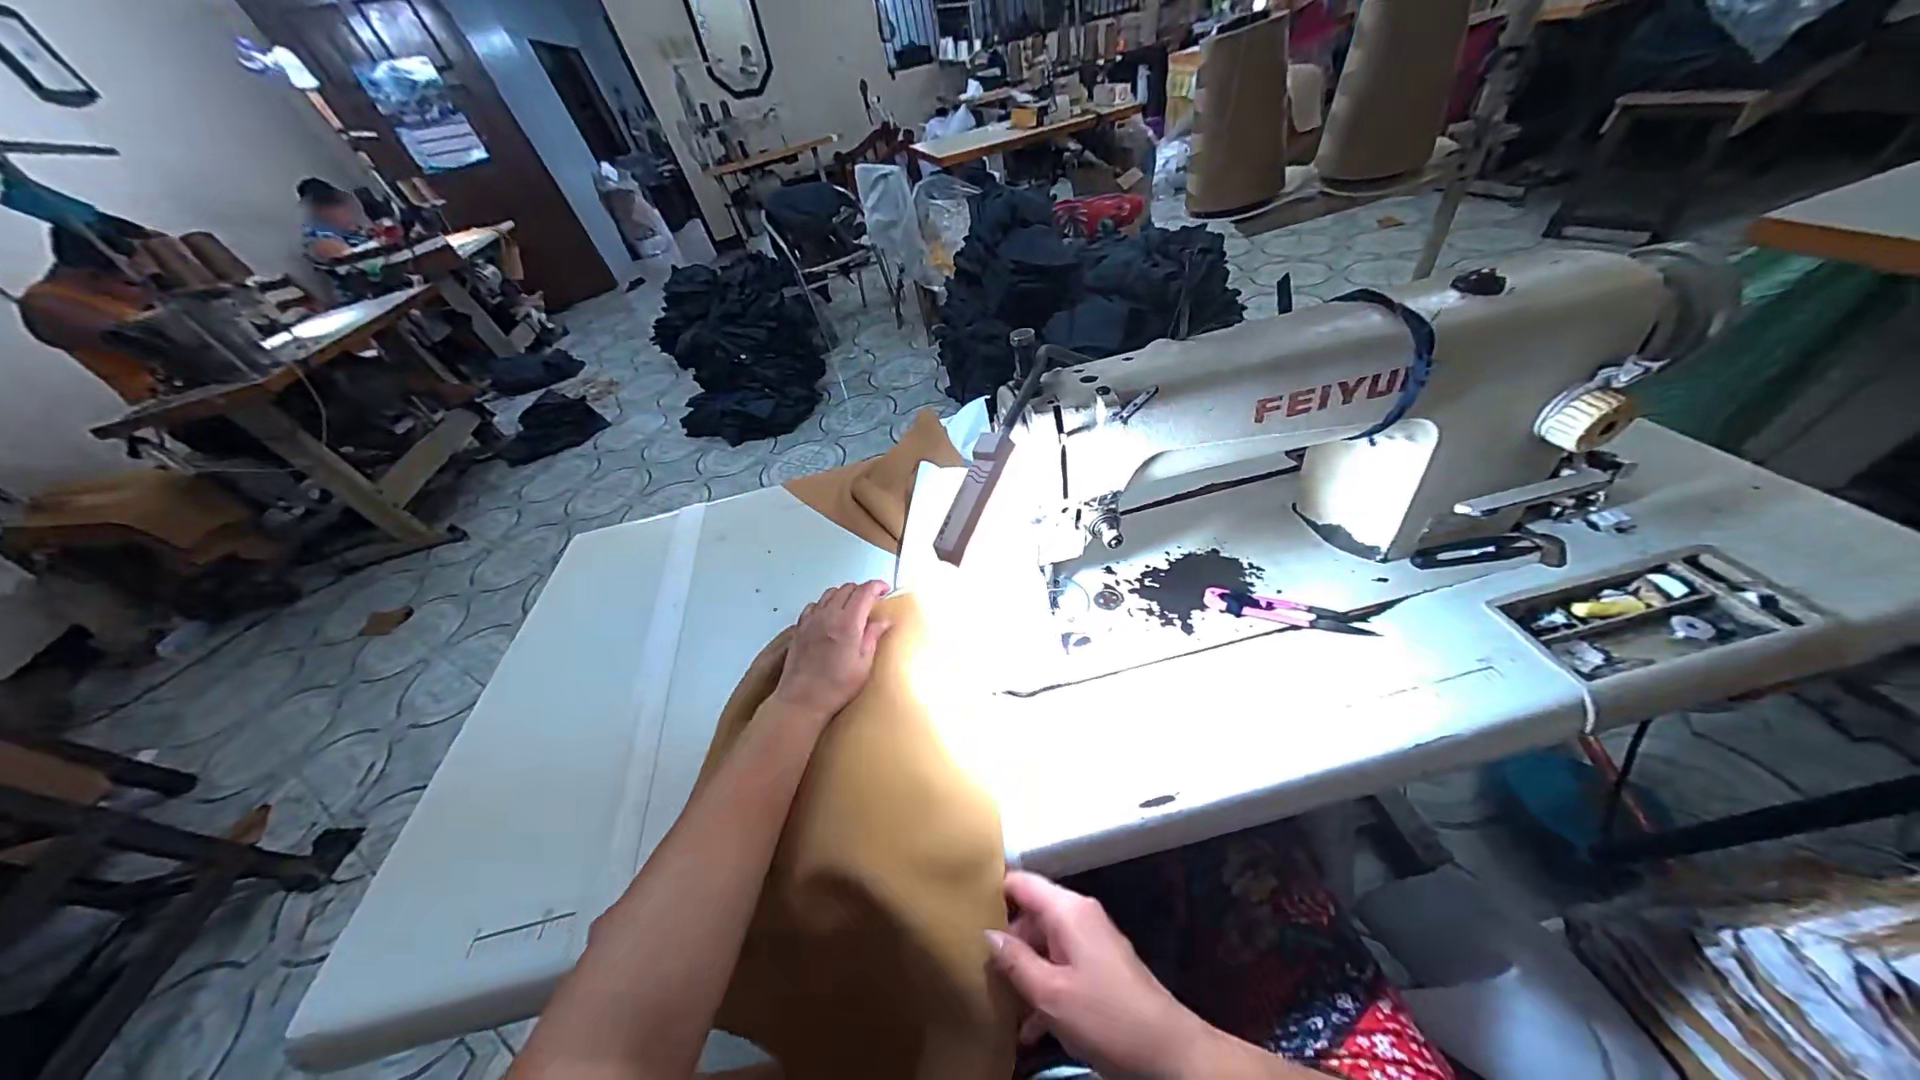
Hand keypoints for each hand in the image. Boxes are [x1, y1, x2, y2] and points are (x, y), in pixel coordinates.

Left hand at [768, 580, 892, 721]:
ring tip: (852, 607)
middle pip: (847, 588)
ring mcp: (811, 620)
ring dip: (844, 594)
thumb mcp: (863, 664)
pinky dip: (826, 604)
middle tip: (872, 601)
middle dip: (862, 590)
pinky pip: (815, 605)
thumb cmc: (836, 687)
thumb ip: (873, 637)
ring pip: (830, 593)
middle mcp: (828, 615)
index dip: (877, 586)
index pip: (864, 591)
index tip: (884, 590)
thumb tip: (884, 621)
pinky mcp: (800, 627)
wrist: (802, 699)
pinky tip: (831, 616)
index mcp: (848, 623)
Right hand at [986, 871, 1215, 1079]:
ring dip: (1023, 972)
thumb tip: (987, 933)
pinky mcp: (1100, 966)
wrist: (1169, 1053)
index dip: (992, 891)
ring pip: (1044, 943)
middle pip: (1031, 914)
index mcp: (1068, 910)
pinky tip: (1029, 1028)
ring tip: (999, 1003)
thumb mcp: (1050, 993)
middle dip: (1006, 941)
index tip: (964, 909)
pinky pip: (1061, 964)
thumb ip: (1015, 960)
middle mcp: (1080, 915)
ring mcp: (1092, 940)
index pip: (1022, 882)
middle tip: (978, 968)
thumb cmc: (1106, 1016)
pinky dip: (1044, 986)